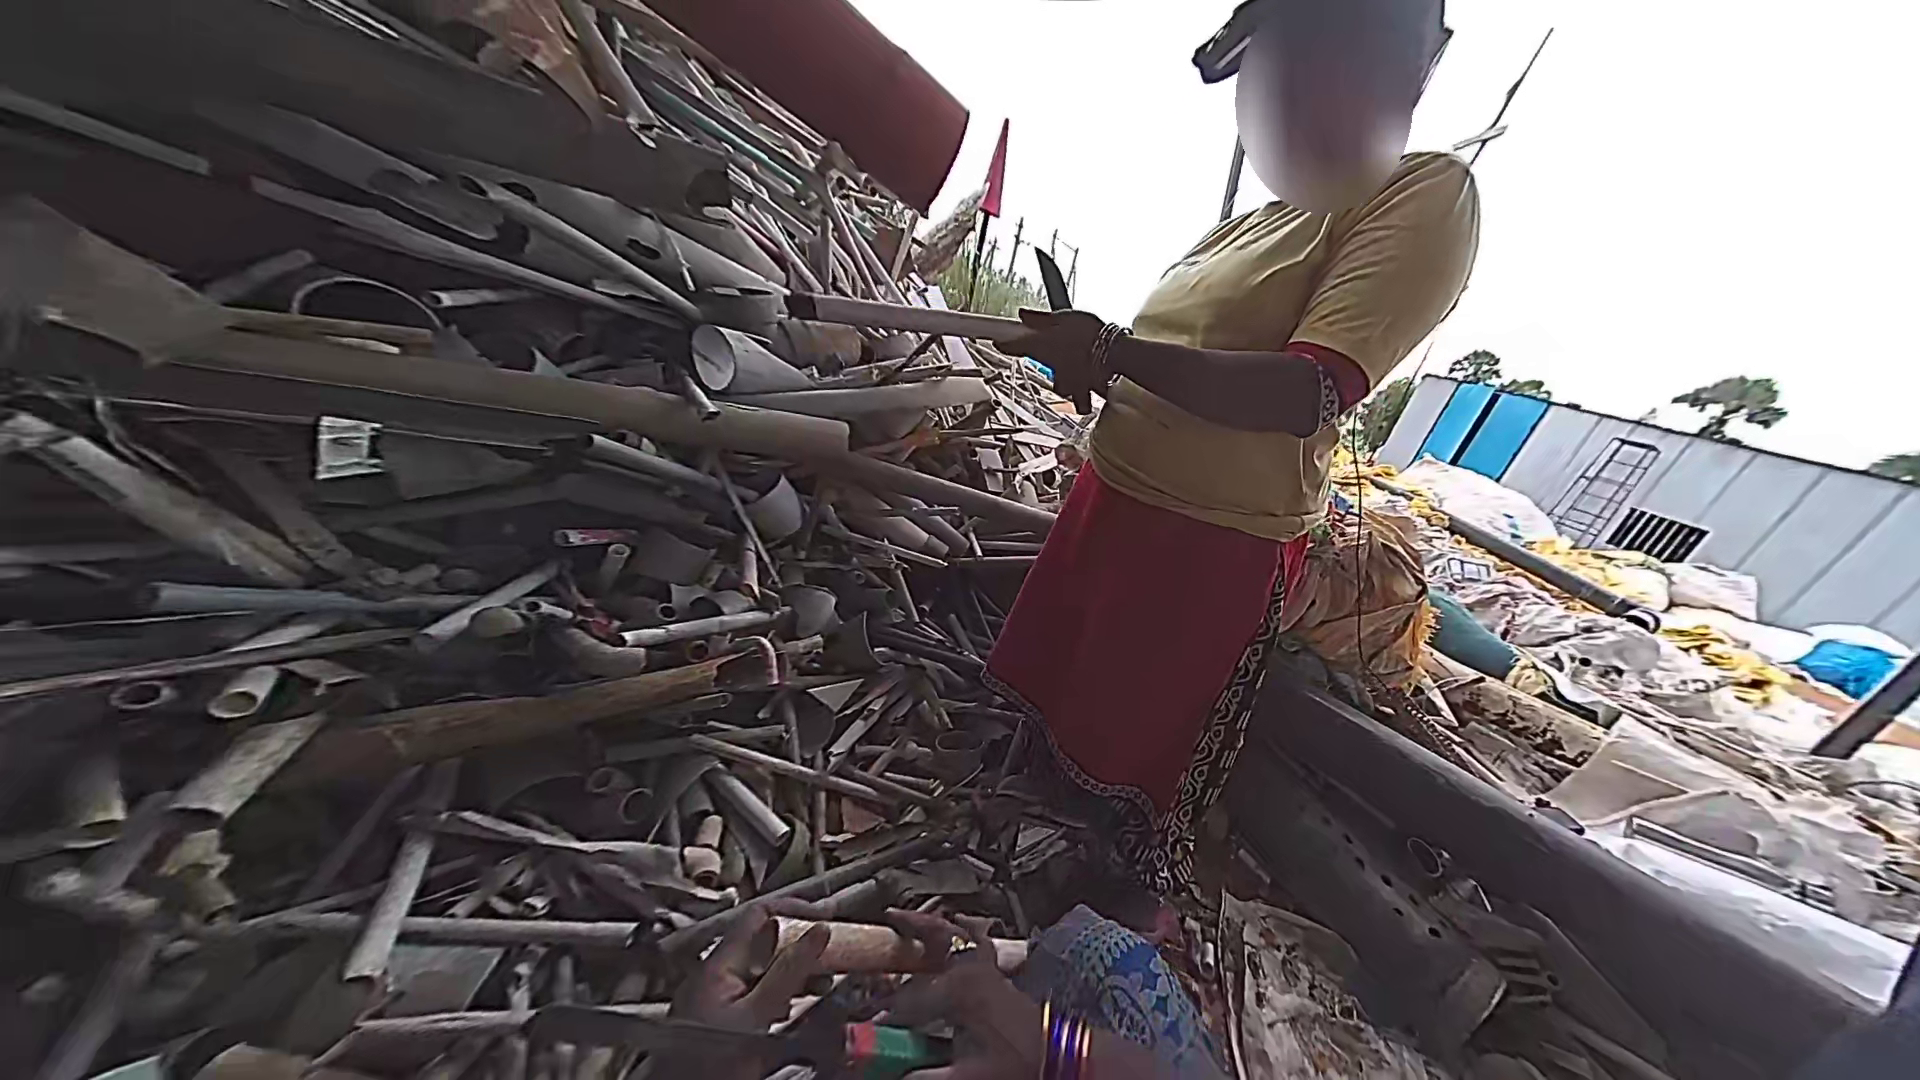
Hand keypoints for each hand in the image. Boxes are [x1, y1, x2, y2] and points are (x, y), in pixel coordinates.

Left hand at [664, 900, 830, 1079]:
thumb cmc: (707, 1070)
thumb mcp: (757, 1017)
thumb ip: (788, 972)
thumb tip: (818, 933)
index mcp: (718, 965)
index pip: (759, 914)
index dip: (793, 910)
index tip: (822, 918)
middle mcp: (713, 976)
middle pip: (763, 942)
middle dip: (799, 945)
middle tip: (827, 952)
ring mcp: (714, 1000)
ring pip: (761, 969)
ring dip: (793, 971)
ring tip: (820, 982)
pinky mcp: (717, 1022)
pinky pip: (755, 993)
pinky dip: (779, 994)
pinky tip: (793, 1008)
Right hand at [884, 910, 1043, 1079]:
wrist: (1053, 1053)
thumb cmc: (1014, 1063)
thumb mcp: (967, 1077)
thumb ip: (926, 1078)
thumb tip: (896, 1076)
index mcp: (957, 991)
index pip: (908, 1002)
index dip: (885, 1015)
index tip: (867, 1022)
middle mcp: (967, 967)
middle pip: (930, 944)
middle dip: (906, 933)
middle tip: (886, 919)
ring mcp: (982, 963)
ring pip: (950, 932)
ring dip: (928, 924)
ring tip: (906, 914)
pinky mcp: (991, 968)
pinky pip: (973, 937)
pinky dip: (960, 928)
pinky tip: (956, 923)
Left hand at [1003, 309, 1106, 402]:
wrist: (1112, 353)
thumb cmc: (1089, 334)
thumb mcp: (1064, 317)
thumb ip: (1040, 319)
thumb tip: (1023, 315)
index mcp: (1041, 348)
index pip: (1013, 348)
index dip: (1003, 345)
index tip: (998, 343)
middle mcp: (1049, 368)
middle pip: (1037, 366)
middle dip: (1043, 359)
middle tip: (1053, 348)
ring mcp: (1064, 383)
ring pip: (1059, 387)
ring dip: (1063, 381)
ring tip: (1074, 369)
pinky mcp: (1080, 391)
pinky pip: (1077, 398)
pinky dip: (1080, 395)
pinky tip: (1086, 386)